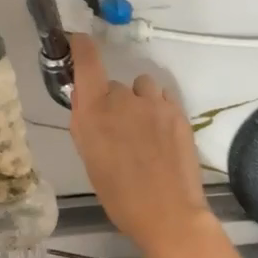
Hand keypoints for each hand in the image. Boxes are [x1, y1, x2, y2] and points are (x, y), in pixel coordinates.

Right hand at [66, 34, 214, 257]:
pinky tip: (164, 137)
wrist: (168, 214)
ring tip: (146, 132)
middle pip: (115, 86)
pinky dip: (160, 111)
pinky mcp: (178, 113)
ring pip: (143, 88)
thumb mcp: (91, 161)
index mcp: (93, 112)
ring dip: (141, 102)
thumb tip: (89, 103)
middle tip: (122, 134)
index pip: (86, 61)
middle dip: (115, 103)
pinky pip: (164, 99)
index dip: (81, 47)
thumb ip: (89, 126)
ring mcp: (154, 104)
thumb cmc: (121, 198)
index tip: (79, 43)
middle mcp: (122, 100)